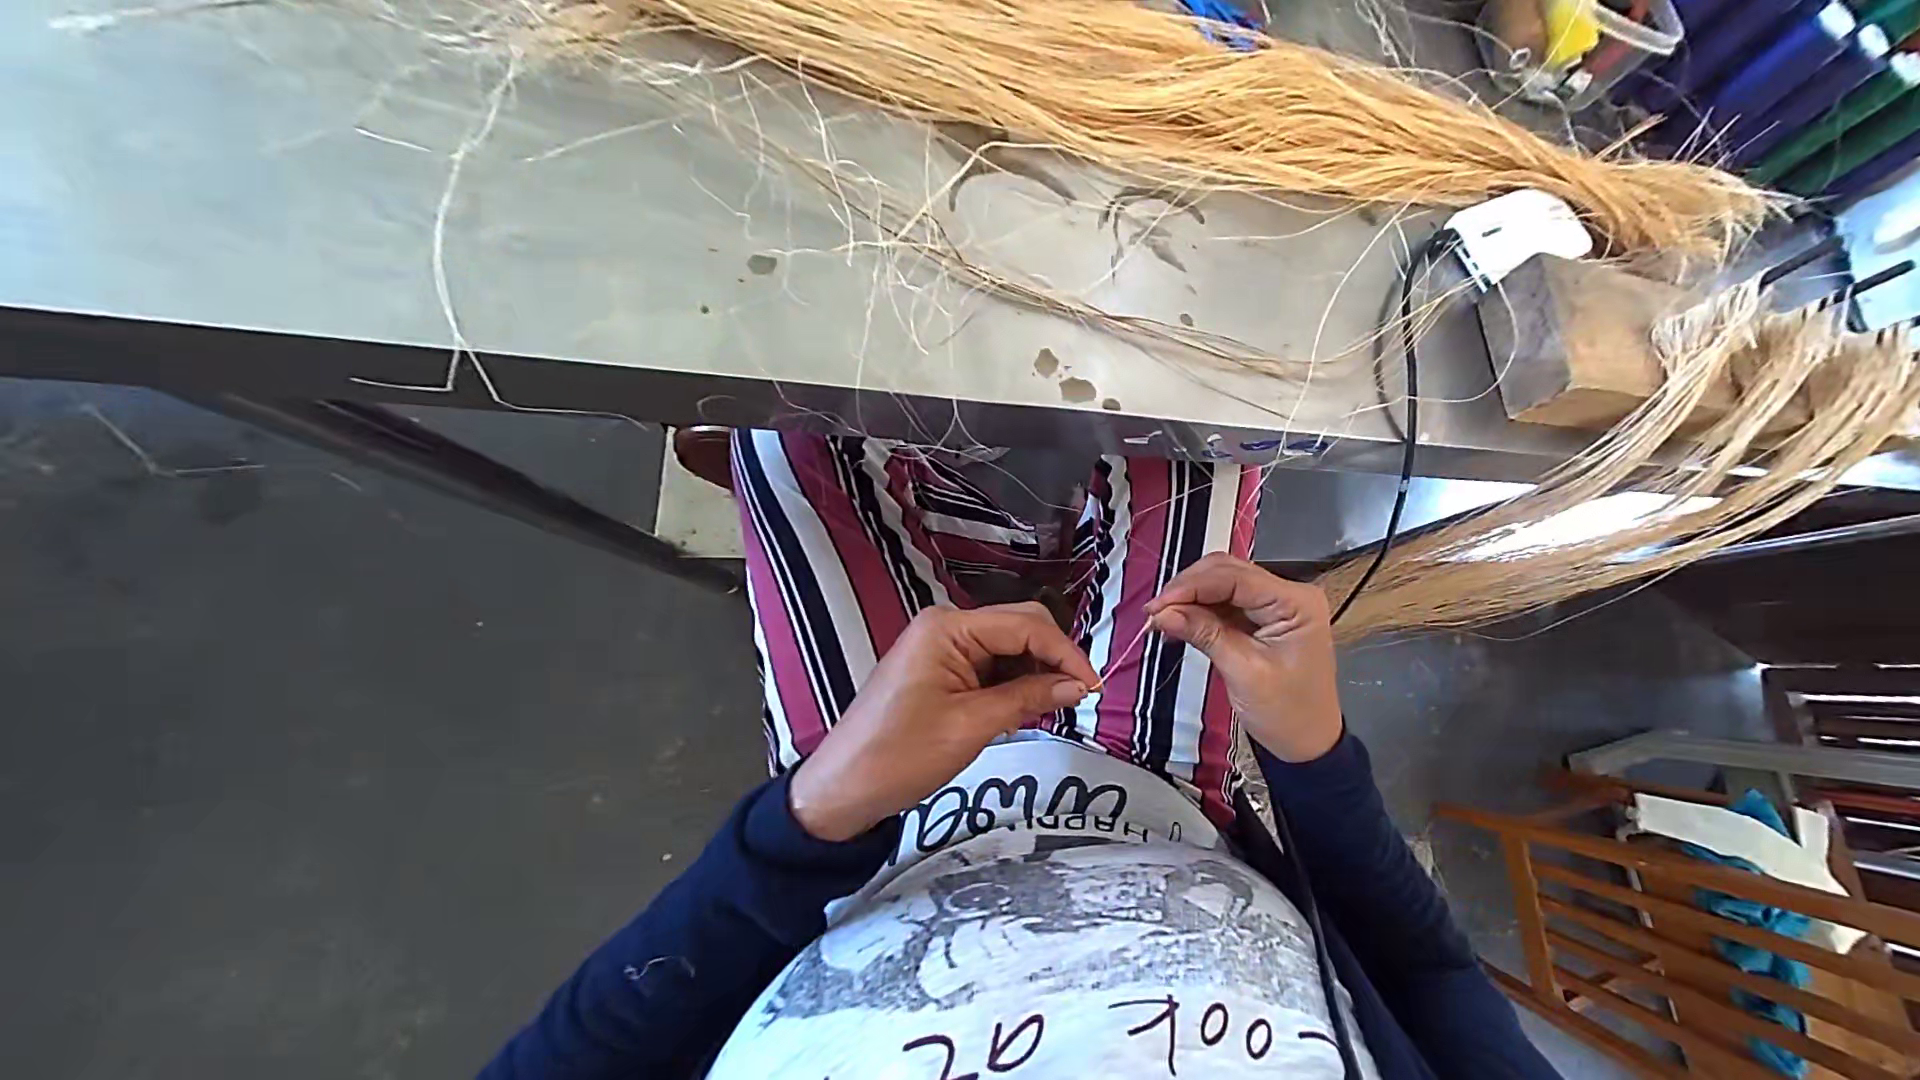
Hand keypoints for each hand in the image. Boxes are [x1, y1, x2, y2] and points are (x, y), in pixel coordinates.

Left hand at [787, 602, 1099, 840]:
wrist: (845, 787)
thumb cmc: (900, 754)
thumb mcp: (971, 726)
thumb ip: (1028, 697)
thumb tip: (1077, 685)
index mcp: (948, 627)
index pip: (1025, 625)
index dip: (1065, 653)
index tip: (1092, 687)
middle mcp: (946, 625)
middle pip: (1019, 626)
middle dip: (1052, 659)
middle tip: (1076, 699)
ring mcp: (942, 645)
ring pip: (1008, 646)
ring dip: (1034, 672)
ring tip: (1050, 708)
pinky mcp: (941, 667)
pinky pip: (989, 664)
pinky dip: (1013, 683)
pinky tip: (1025, 706)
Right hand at [1144, 553, 1343, 762]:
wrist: (1307, 743)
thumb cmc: (1286, 712)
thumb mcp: (1243, 672)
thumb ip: (1204, 634)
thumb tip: (1162, 613)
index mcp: (1295, 602)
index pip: (1234, 578)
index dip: (1190, 586)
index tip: (1157, 606)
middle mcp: (1286, 593)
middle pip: (1225, 572)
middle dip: (1186, 588)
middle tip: (1155, 613)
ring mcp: (1272, 603)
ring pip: (1218, 582)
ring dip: (1187, 597)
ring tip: (1161, 618)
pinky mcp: (1258, 615)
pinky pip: (1220, 600)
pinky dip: (1195, 608)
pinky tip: (1175, 622)